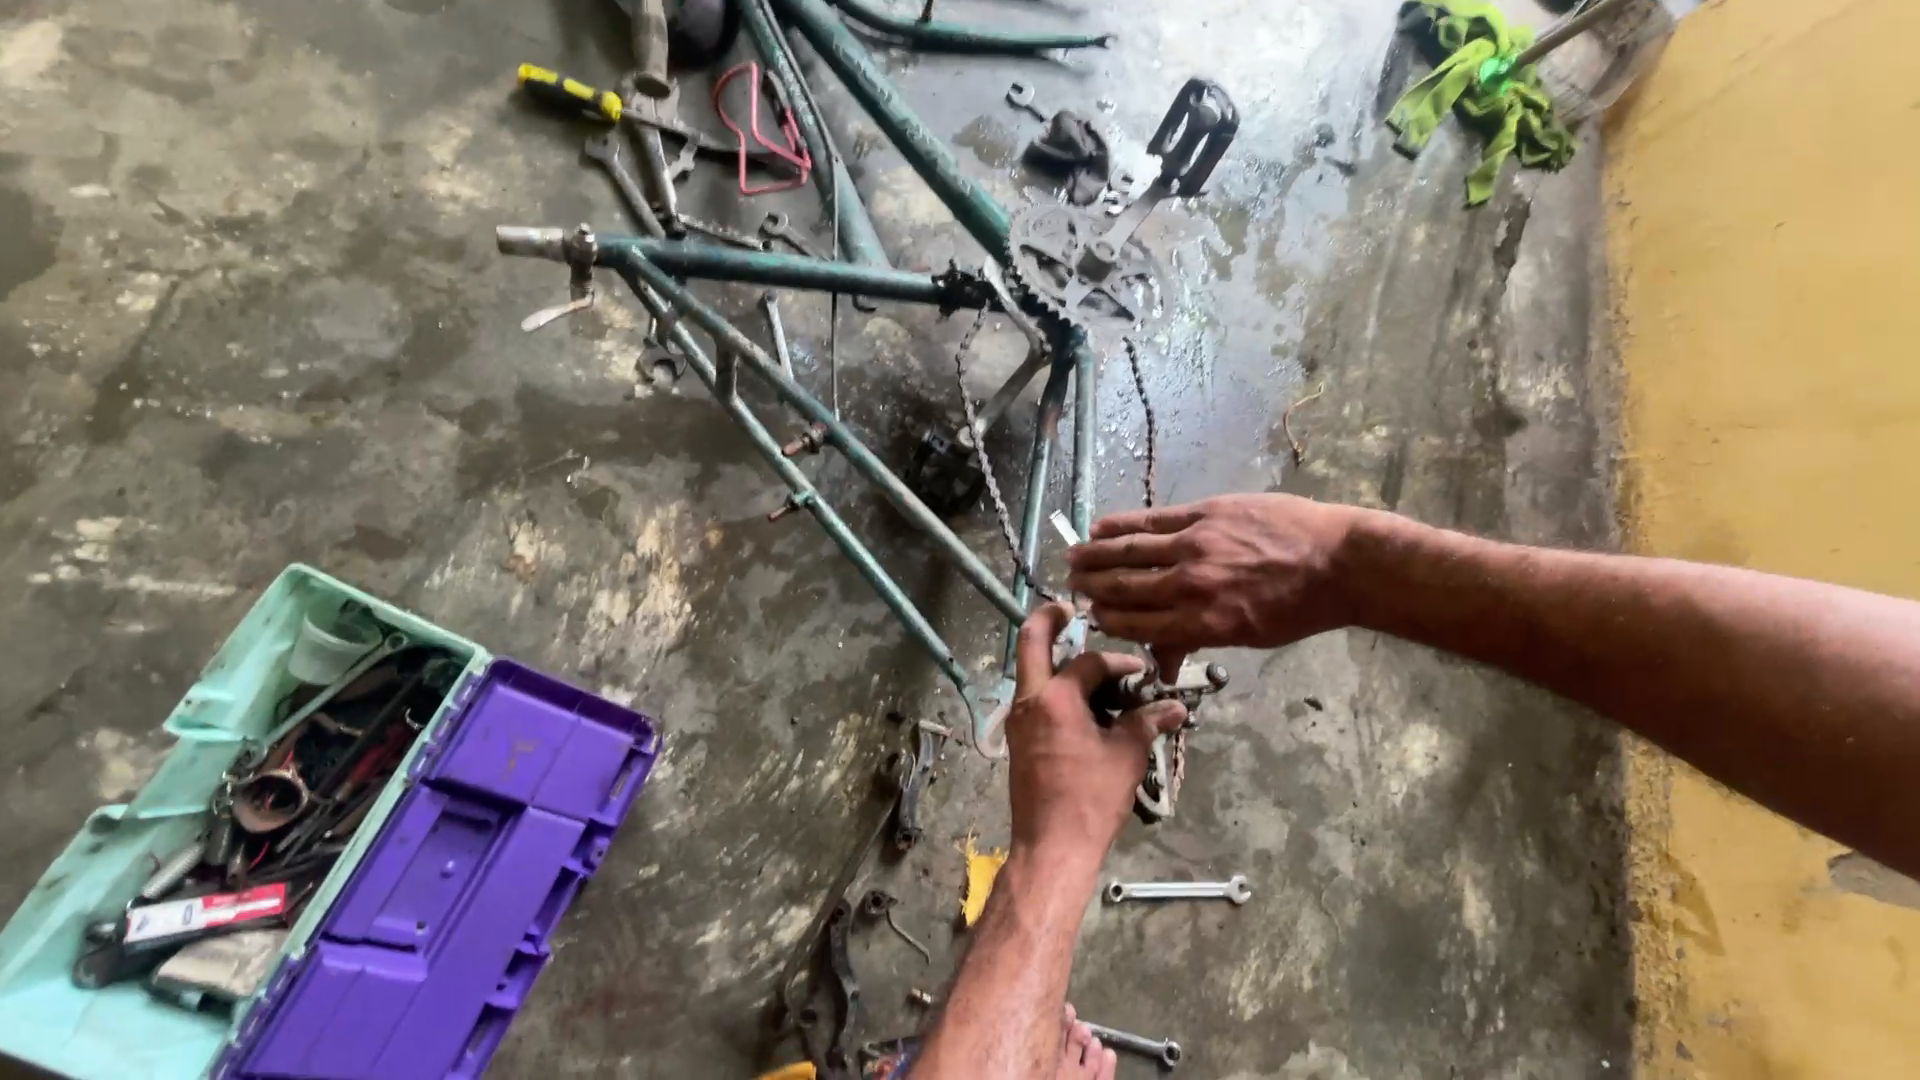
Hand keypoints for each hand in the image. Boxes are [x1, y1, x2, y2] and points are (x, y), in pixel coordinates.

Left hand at [1007, 602, 1188, 860]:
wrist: (1051, 846)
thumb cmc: (1089, 799)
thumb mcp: (1125, 756)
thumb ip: (1146, 723)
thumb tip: (1176, 708)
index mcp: (1054, 698)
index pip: (1087, 662)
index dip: (1117, 662)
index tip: (1141, 673)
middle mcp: (1028, 701)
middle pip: (1030, 644)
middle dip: (1048, 620)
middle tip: (1068, 608)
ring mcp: (1018, 721)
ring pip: (1031, 674)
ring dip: (1055, 662)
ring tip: (1090, 667)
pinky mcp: (1019, 741)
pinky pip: (1034, 700)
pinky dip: (1055, 690)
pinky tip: (1083, 705)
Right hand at [1065, 494, 1363, 672]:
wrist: (1340, 562)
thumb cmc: (1296, 609)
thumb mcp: (1246, 637)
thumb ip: (1195, 641)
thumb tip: (1160, 662)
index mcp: (1201, 623)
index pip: (1135, 623)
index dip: (1106, 619)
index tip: (1091, 616)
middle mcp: (1190, 586)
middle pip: (1124, 587)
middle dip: (1092, 588)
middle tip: (1072, 586)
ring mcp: (1195, 546)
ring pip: (1130, 551)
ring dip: (1095, 555)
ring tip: (1072, 557)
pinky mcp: (1204, 514)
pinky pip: (1152, 520)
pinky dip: (1121, 524)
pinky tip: (1099, 527)